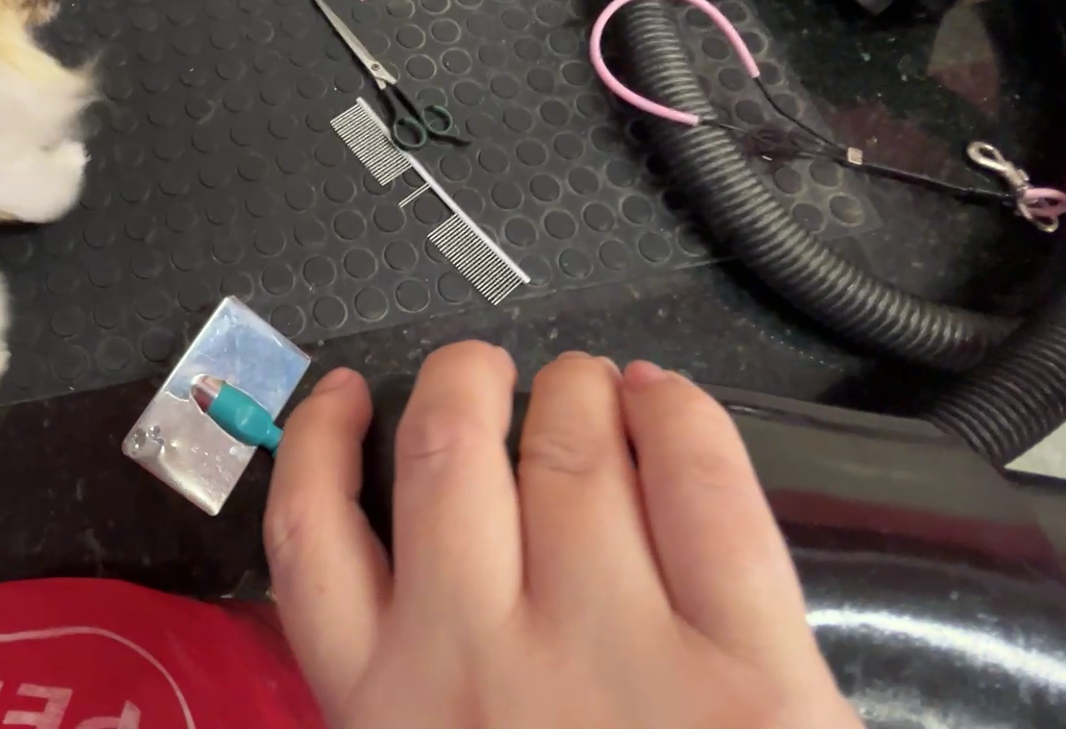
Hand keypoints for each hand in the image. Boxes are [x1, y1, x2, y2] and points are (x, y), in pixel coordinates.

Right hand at [263, 342, 861, 727]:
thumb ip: (387, 680)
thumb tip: (392, 545)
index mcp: (384, 705)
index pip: (309, 527)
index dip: (318, 435)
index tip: (347, 391)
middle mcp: (475, 660)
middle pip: (444, 450)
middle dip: (460, 378)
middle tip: (482, 370)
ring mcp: (615, 660)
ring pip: (568, 452)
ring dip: (569, 389)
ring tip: (580, 382)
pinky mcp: (755, 683)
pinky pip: (704, 496)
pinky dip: (678, 419)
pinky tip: (659, 394)